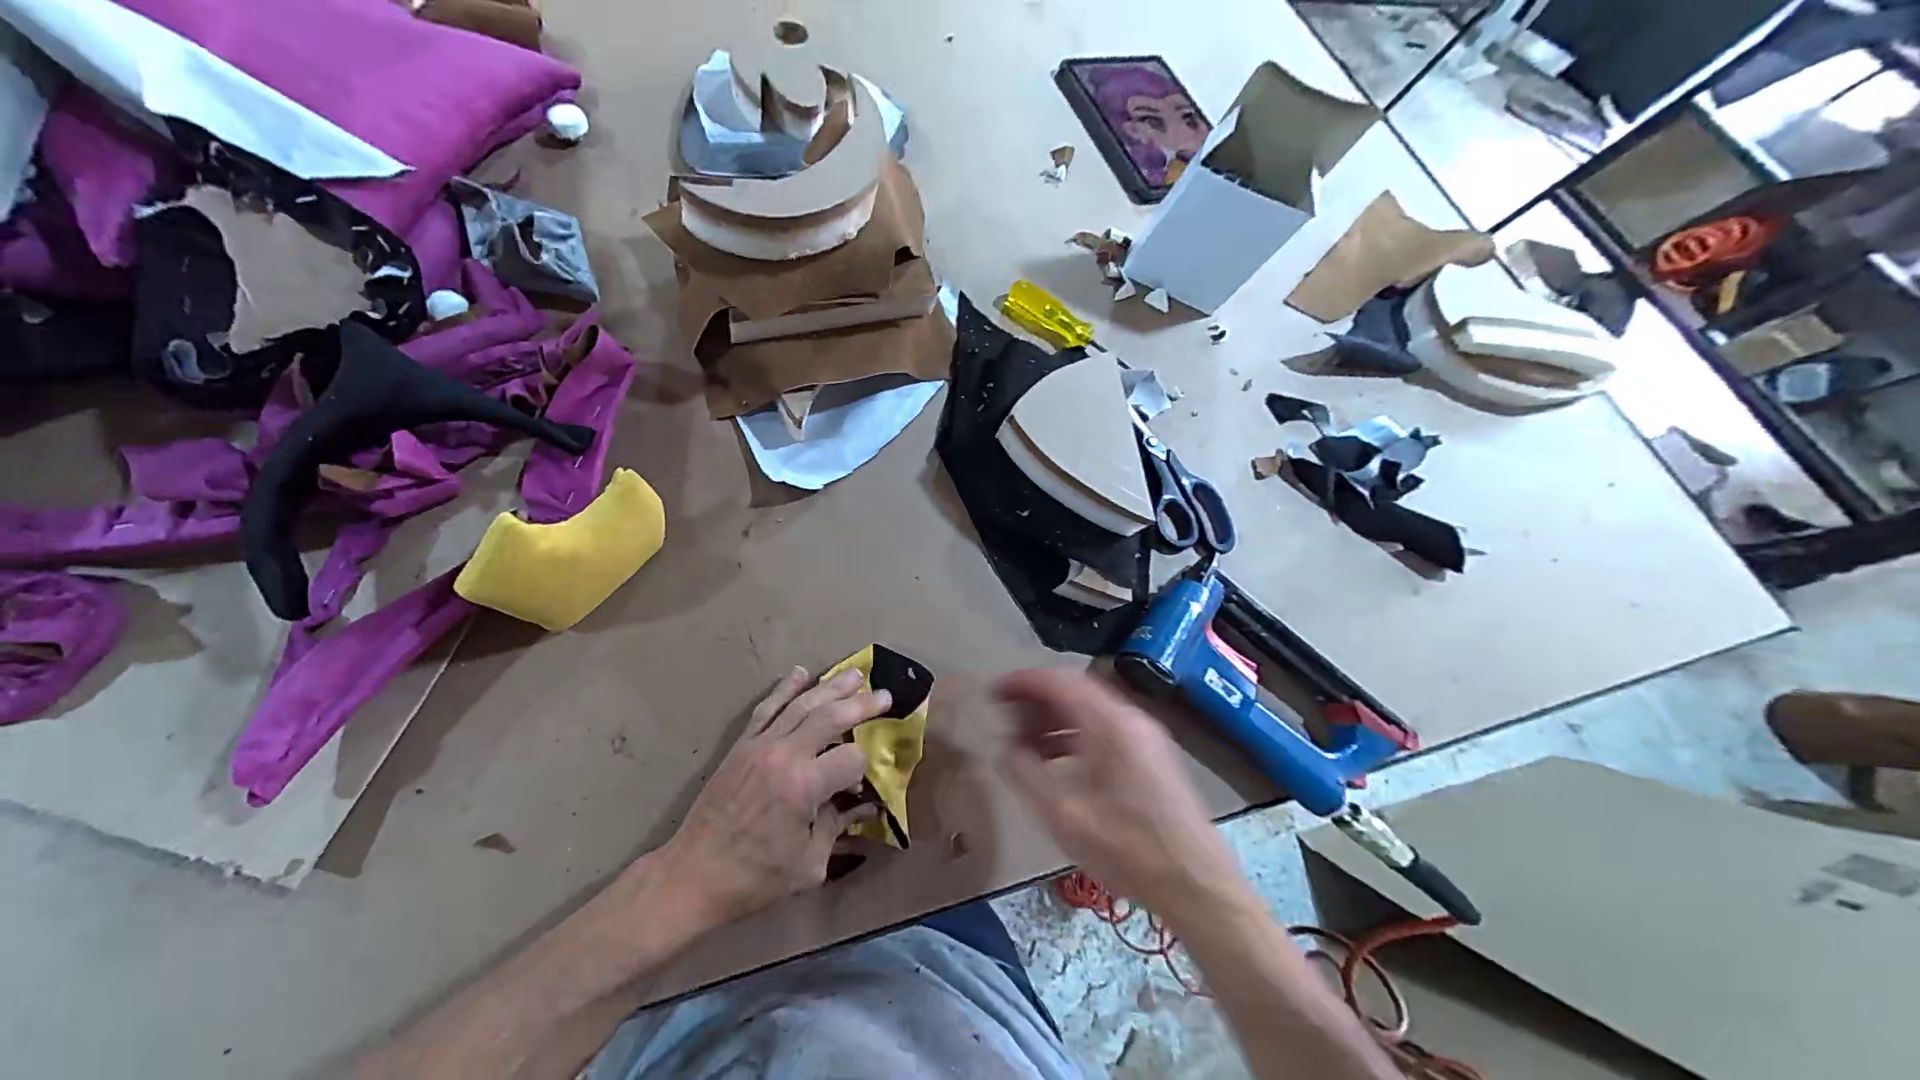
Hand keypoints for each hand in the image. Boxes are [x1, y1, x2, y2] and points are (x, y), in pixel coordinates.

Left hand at [658, 667, 888, 924]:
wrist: (692, 876)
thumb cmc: (755, 878)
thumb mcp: (808, 865)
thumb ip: (838, 826)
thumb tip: (864, 805)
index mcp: (803, 786)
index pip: (851, 758)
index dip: (863, 770)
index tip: (861, 788)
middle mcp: (783, 755)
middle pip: (830, 716)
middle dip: (862, 704)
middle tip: (886, 695)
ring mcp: (759, 746)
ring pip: (801, 705)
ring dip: (831, 687)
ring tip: (855, 674)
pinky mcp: (740, 746)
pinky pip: (767, 709)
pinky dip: (785, 689)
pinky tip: (800, 674)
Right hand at [997, 669, 1248, 918]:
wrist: (1195, 883)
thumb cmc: (1126, 848)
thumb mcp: (1063, 814)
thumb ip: (1025, 774)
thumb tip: (1005, 748)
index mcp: (1108, 723)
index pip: (1058, 682)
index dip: (1022, 683)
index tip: (995, 693)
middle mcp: (1130, 719)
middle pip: (1075, 691)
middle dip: (1036, 702)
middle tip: (1006, 722)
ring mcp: (1146, 737)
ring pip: (1090, 711)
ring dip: (1054, 720)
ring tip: (1026, 745)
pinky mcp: (1153, 757)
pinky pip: (1105, 730)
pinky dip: (1076, 735)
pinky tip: (1059, 763)